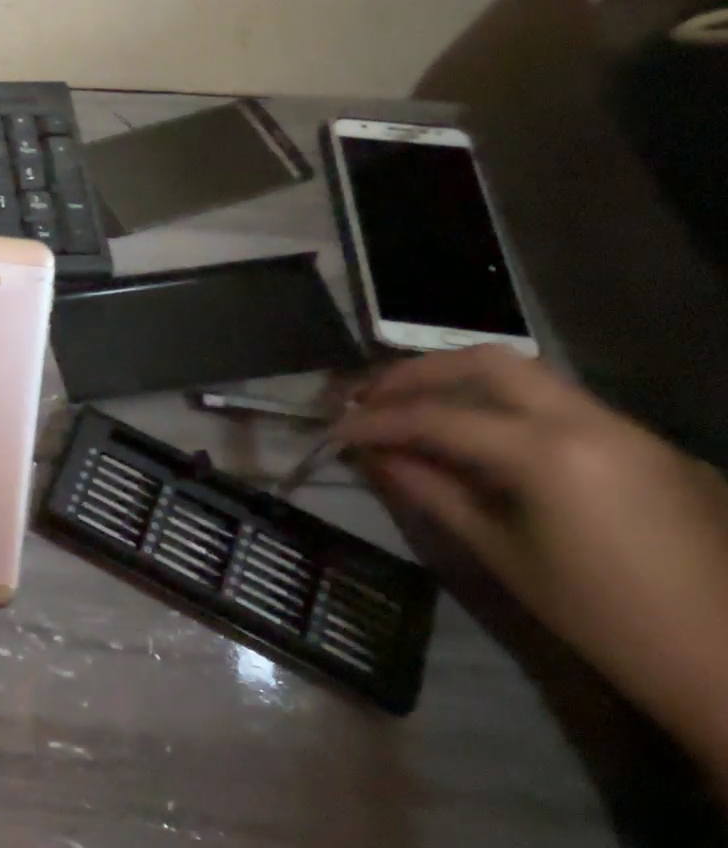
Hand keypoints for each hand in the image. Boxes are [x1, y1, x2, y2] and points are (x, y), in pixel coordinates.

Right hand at [336, 346, 727, 761]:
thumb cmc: (600, 617)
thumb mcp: (500, 552)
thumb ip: (431, 491)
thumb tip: (372, 456)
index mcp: (551, 452)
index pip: (437, 416)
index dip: (374, 421)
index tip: (331, 430)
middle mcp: (592, 422)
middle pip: (488, 363)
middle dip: (417, 373)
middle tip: (369, 397)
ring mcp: (628, 430)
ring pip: (529, 378)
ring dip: (461, 384)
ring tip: (412, 411)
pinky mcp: (648, 447)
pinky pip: (562, 406)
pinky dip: (505, 408)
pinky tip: (478, 441)